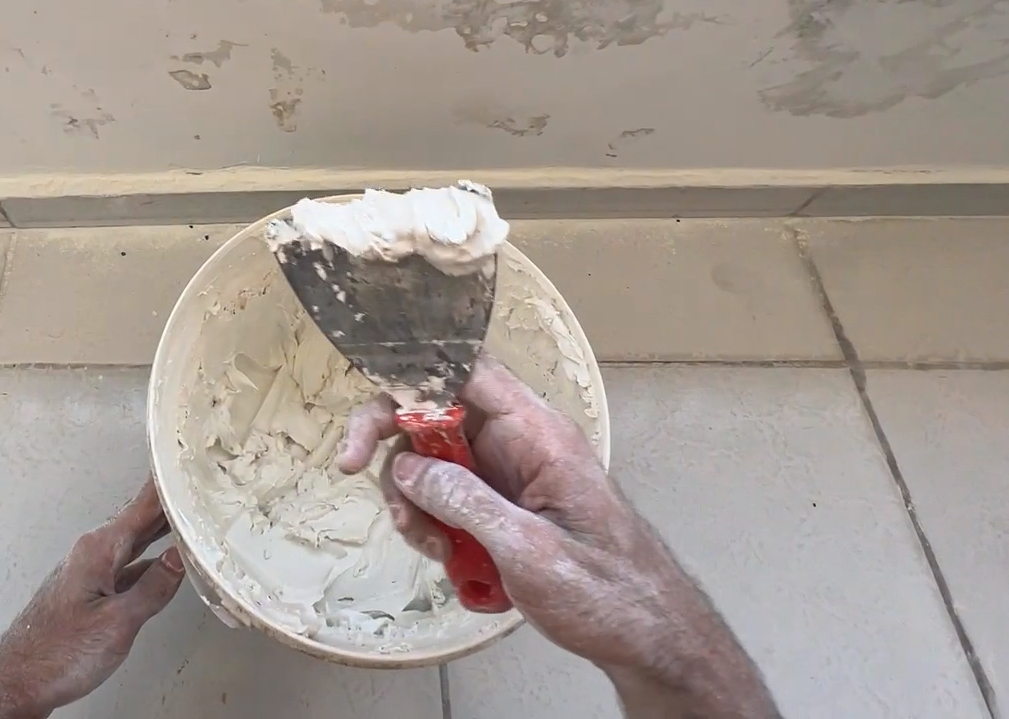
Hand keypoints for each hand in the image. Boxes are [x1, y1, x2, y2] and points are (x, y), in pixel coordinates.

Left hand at [0, 478, 185, 718]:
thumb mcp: (118, 623)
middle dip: (168, 503)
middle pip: (140, 519)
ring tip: (187, 515)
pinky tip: (163, 562)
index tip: (182, 463)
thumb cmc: (57, 654)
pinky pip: (128, 563)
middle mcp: (93, 552)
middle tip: (194, 484)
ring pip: (135, 541)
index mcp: (99, 548)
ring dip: (161, 530)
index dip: (165, 484)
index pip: (142, 506)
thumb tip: (178, 559)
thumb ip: (153, 588)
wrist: (16, 684)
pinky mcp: (90, 590)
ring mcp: (90, 570)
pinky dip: (150, 557)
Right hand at [339, 357, 777, 718]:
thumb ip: (465, 502)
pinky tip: (446, 555)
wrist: (650, 640)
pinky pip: (444, 492)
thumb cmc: (609, 594)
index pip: (465, 368)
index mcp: (534, 430)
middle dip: (395, 443)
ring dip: (412, 497)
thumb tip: (406, 468)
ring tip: (430, 545)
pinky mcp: (496, 500)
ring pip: (430, 456)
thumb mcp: (530, 549)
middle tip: (358, 471)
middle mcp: (515, 438)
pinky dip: (430, 520)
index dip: (413, 374)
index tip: (378, 416)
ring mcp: (503, 469)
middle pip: (433, 410)